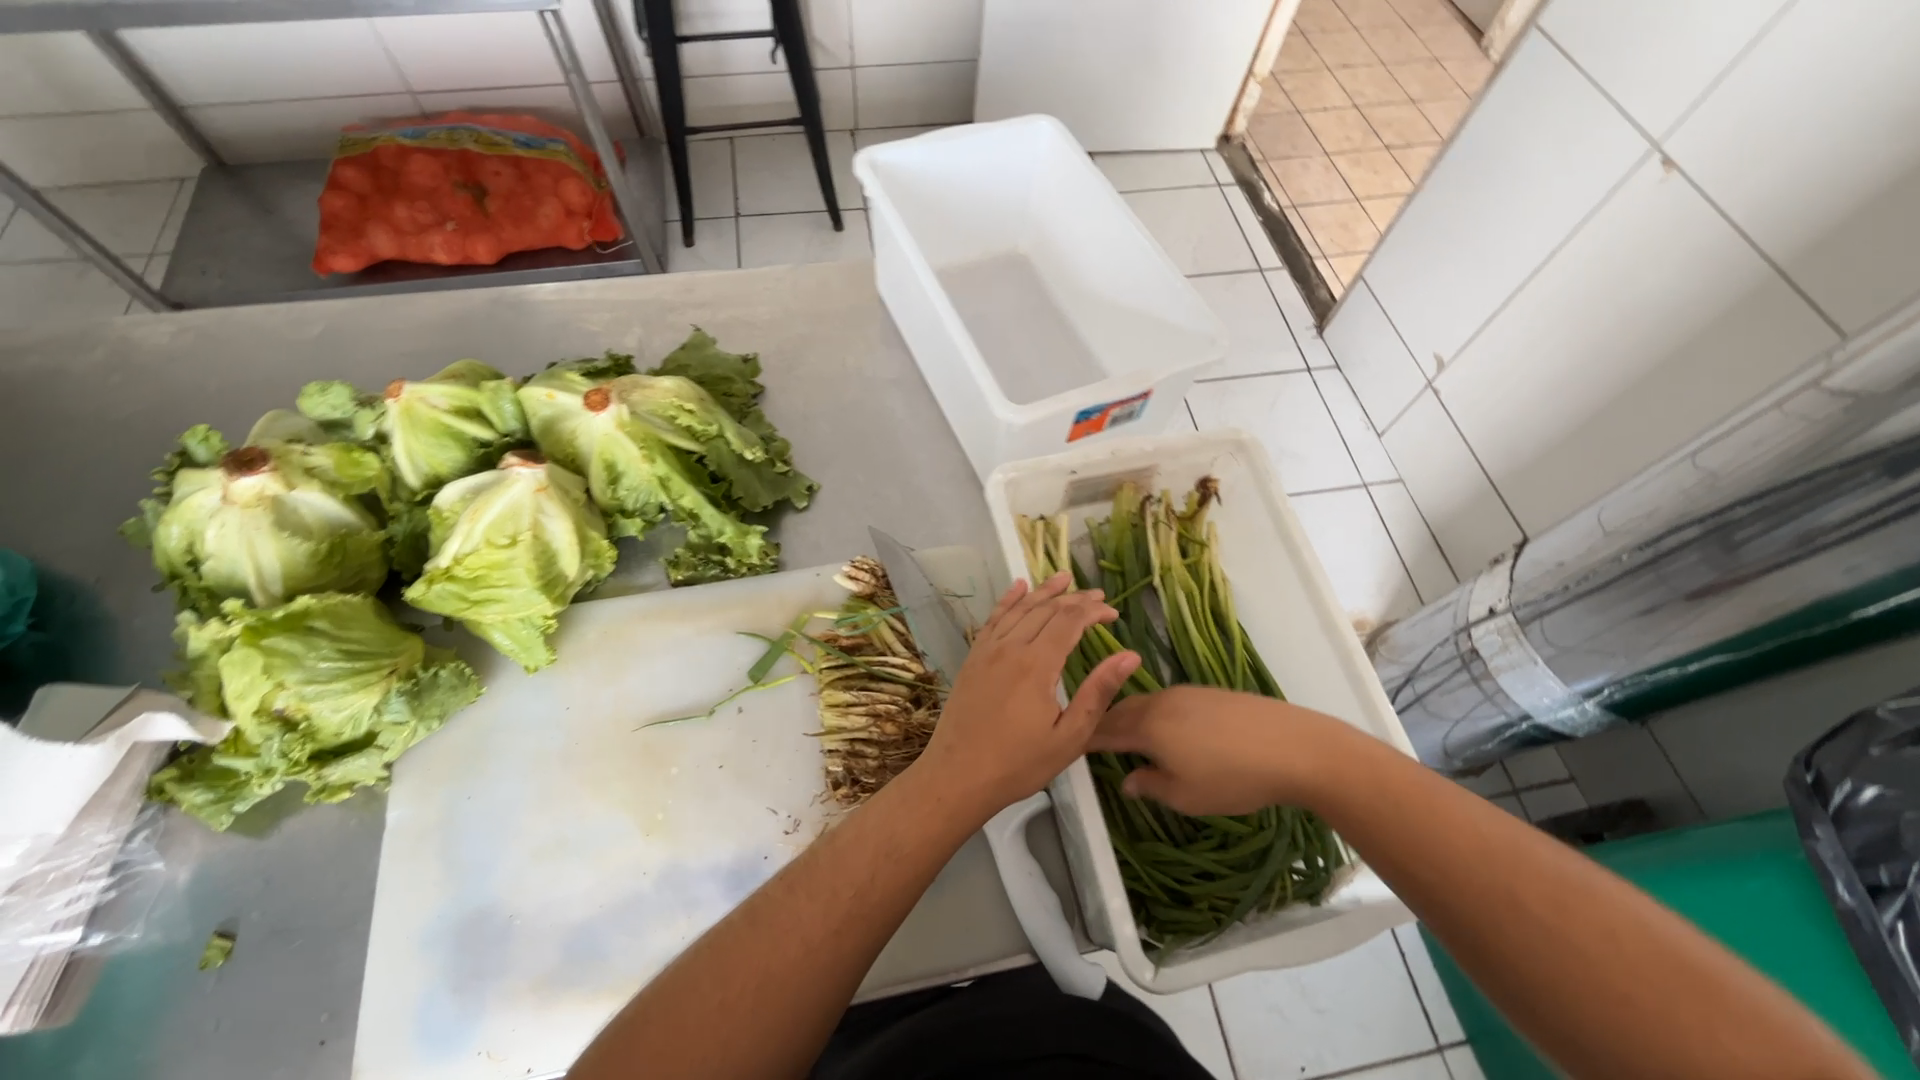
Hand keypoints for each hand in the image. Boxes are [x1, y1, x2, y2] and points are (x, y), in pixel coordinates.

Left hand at [911, 573, 1139, 818]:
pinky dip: (1007, 601)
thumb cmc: (1019, 764)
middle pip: (1046, 610)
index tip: (1114, 613)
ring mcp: (987, 651)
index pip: (1070, 621)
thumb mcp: (1069, 736)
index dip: (1093, 611)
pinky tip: (1017, 588)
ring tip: (1064, 579)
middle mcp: (1010, 648)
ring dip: (1043, 592)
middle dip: (1074, 599)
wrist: (957, 777)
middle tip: (1098, 596)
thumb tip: (1129, 656)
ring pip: (1018, 609)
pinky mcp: (972, 660)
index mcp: (1037, 665)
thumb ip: (1098, 692)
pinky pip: (992, 620)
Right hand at [1089, 686, 1363, 815]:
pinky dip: (1155, 713)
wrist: (1295, 747)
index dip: (1086, 738)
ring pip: (1145, 702)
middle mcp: (1161, 702)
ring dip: (1130, 716)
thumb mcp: (1187, 796)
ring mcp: (1188, 693)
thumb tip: (1128, 781)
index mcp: (1147, 726)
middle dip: (1105, 723)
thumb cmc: (1234, 778)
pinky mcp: (1211, 692)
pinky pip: (1168, 700)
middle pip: (1121, 709)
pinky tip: (1167, 729)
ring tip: (1127, 735)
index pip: (1104, 730)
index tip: (1071, 746)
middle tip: (1093, 740)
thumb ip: (1151, 786)